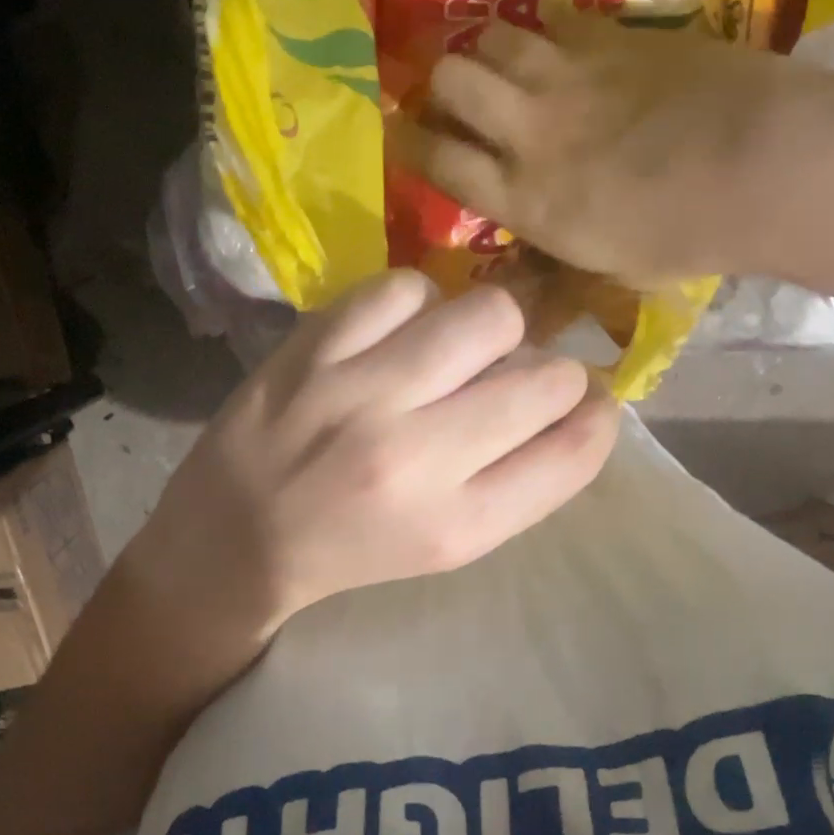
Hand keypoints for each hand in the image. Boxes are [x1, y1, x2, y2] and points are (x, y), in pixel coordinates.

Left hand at [126, 270, 618, 634]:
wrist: (236, 536)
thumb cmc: (354, 546)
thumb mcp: (449, 543)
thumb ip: (522, 479)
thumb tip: (584, 399)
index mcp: (459, 525)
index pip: (575, 449)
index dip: (597, 415)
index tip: (583, 405)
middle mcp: (417, 458)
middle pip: (547, 378)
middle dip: (550, 375)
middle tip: (512, 382)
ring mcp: (361, 394)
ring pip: (488, 316)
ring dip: (490, 333)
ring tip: (456, 356)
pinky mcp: (315, 347)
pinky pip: (407, 288)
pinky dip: (418, 307)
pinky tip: (400, 337)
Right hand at [398, 23, 833, 285]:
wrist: (762, 167)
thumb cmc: (685, 238)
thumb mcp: (605, 269)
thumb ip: (555, 253)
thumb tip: (531, 268)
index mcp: (526, 200)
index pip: (440, 159)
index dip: (411, 143)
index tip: (403, 137)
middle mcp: (531, 130)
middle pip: (451, 78)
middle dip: (442, 84)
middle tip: (454, 97)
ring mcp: (570, 75)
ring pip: (494, 34)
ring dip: (487, 49)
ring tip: (502, 66)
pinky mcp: (613, 37)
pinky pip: (555, 15)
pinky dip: (547, 29)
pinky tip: (560, 43)